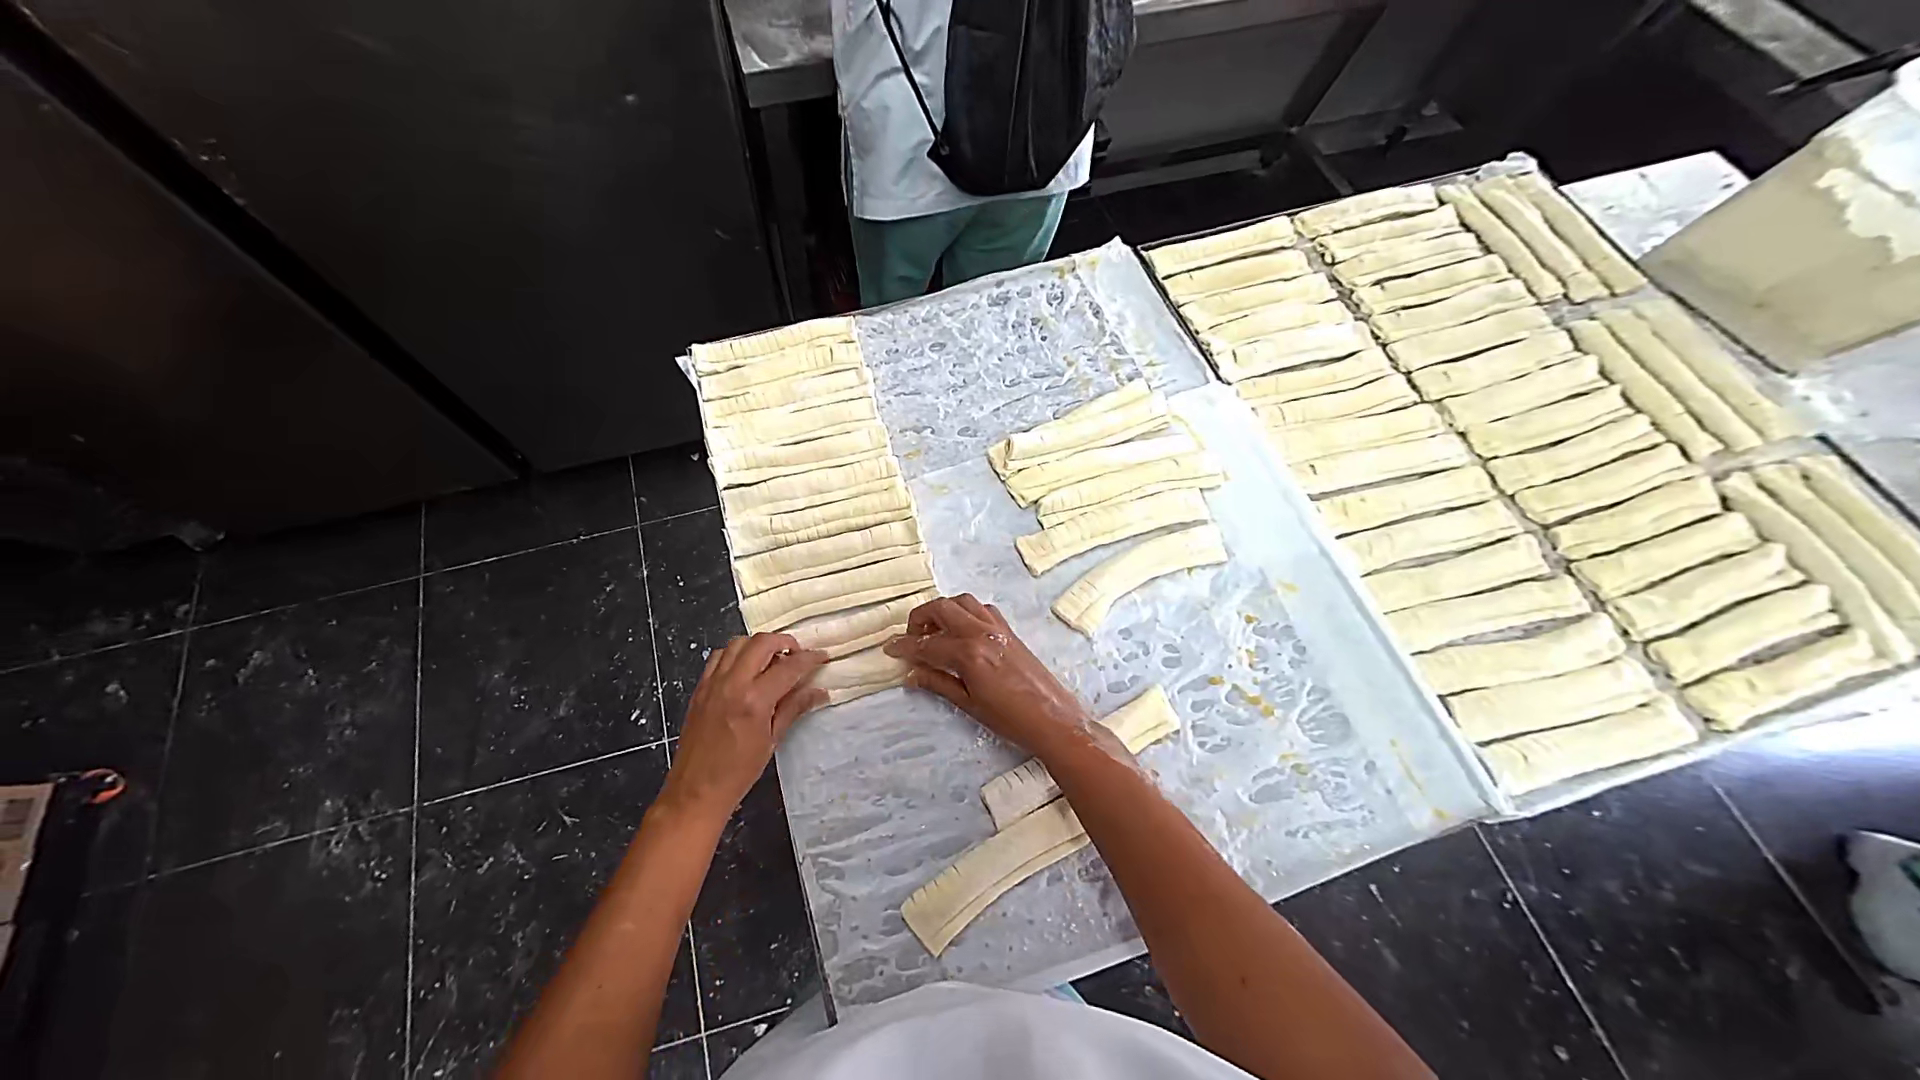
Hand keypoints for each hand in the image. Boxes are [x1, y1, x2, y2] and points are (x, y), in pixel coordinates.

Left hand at [661, 633, 826, 820]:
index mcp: (754, 700)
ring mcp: (712, 683)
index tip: (822, 657)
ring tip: (772, 659)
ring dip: (759, 645)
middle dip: (784, 642)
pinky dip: (736, 654)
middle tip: (797, 654)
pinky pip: (718, 656)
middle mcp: (732, 683)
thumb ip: (794, 708)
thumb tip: (819, 692)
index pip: (789, 667)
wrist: (695, 790)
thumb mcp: (772, 740)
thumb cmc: (739, 771)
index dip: (810, 659)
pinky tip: (746, 668)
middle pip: (762, 642)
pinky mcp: (700, 688)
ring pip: (738, 643)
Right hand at [885, 594, 1117, 760]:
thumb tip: (912, 674)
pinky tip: (962, 631)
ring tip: (934, 631)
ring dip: (943, 610)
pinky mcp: (1009, 630)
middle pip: (941, 609)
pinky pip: (982, 609)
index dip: (904, 647)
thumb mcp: (968, 704)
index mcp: (968, 654)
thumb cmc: (1010, 719)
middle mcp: (981, 633)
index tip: (889, 648)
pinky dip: (966, 612)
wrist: (1052, 718)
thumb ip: (938, 683)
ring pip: (962, 602)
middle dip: (920, 619)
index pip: (926, 645)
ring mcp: (997, 628)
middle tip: (911, 638)